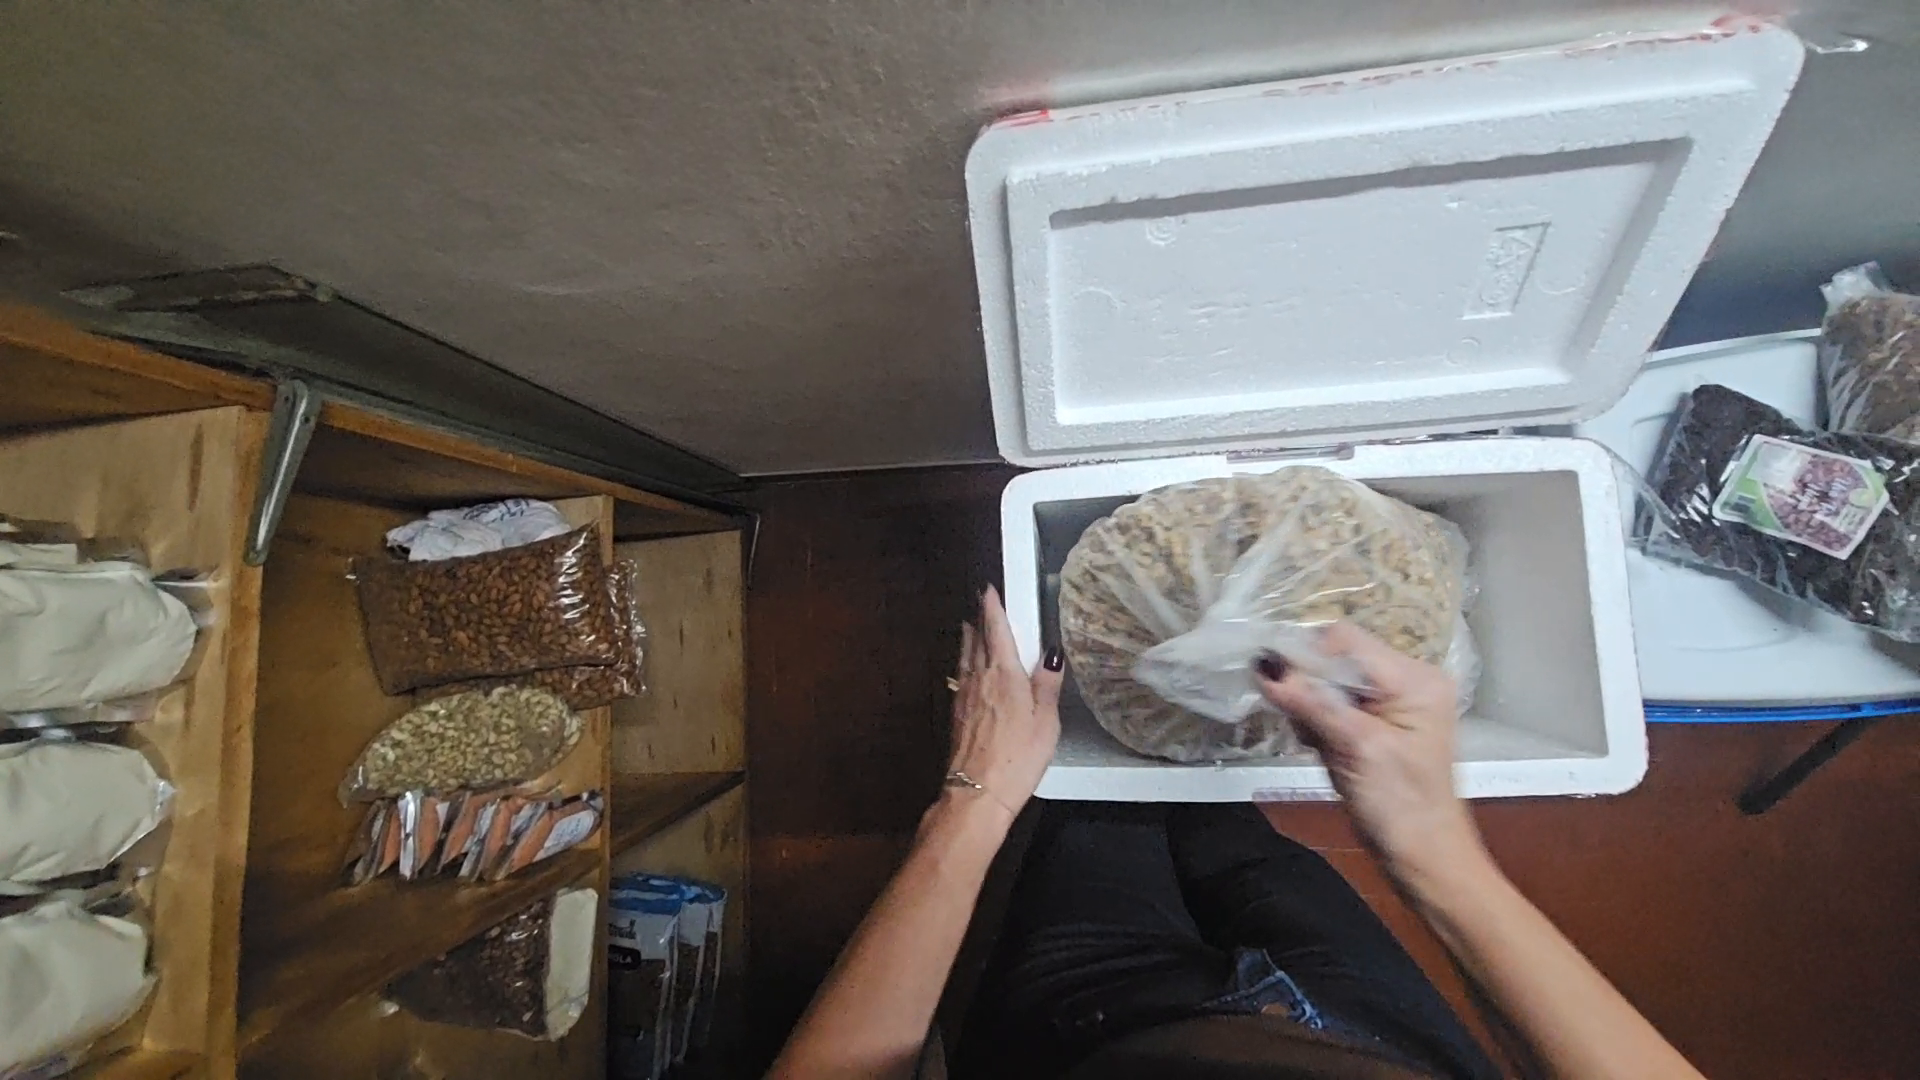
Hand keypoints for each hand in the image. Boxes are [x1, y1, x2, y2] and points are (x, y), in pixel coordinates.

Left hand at [947, 586, 1062, 820]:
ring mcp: (963, 695)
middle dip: (979, 619)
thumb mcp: (1046, 721)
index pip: (995, 630)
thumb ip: (1047, 684)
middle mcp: (978, 678)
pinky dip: (965, 661)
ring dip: (969, 637)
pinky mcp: (956, 713)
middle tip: (981, 604)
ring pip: (965, 656)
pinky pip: (961, 675)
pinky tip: (967, 668)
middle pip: (976, 638)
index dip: (992, 607)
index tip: (988, 590)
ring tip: (970, 626)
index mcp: (1003, 674)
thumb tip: (1052, 654)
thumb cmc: (1017, 758)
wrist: (977, 791)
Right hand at [1256, 622, 1481, 879]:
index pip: (1344, 640)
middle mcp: (1405, 678)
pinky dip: (1314, 717)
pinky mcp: (1374, 718)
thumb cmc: (1400, 806)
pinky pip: (1329, 699)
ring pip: (1325, 678)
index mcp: (1414, 678)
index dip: (1306, 657)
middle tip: (1304, 725)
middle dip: (1307, 686)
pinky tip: (1320, 744)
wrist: (1422, 859)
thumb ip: (1310, 702)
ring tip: (1316, 741)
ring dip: (1308, 705)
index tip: (1282, 689)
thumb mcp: (1354, 747)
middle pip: (1333, 656)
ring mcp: (1390, 699)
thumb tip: (1264, 665)